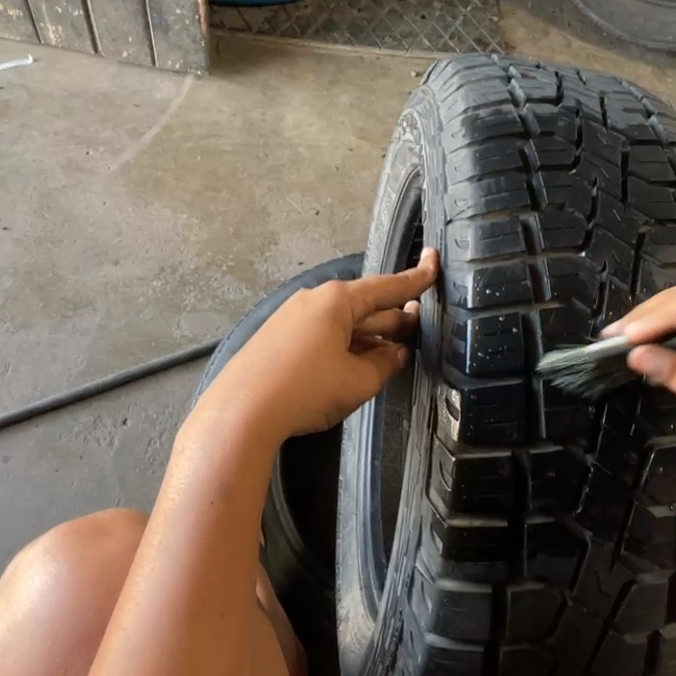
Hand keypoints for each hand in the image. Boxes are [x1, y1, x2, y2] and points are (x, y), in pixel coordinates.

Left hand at [193, 249, 438, 444]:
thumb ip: (385, 363)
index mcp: (337, 300)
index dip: (415, 279)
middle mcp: (314, 301)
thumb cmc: (305, 390)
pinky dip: (345, 345)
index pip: (387, 287)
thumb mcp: (358, 381)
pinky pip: (323, 334)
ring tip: (392, 351)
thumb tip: (396, 354)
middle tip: (419, 326)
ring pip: (343, 322)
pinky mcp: (278, 338)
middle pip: (365, 304)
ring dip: (369, 336)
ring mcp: (292, 318)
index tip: (434, 263)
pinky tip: (356, 364)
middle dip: (392, 317)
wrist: (242, 412)